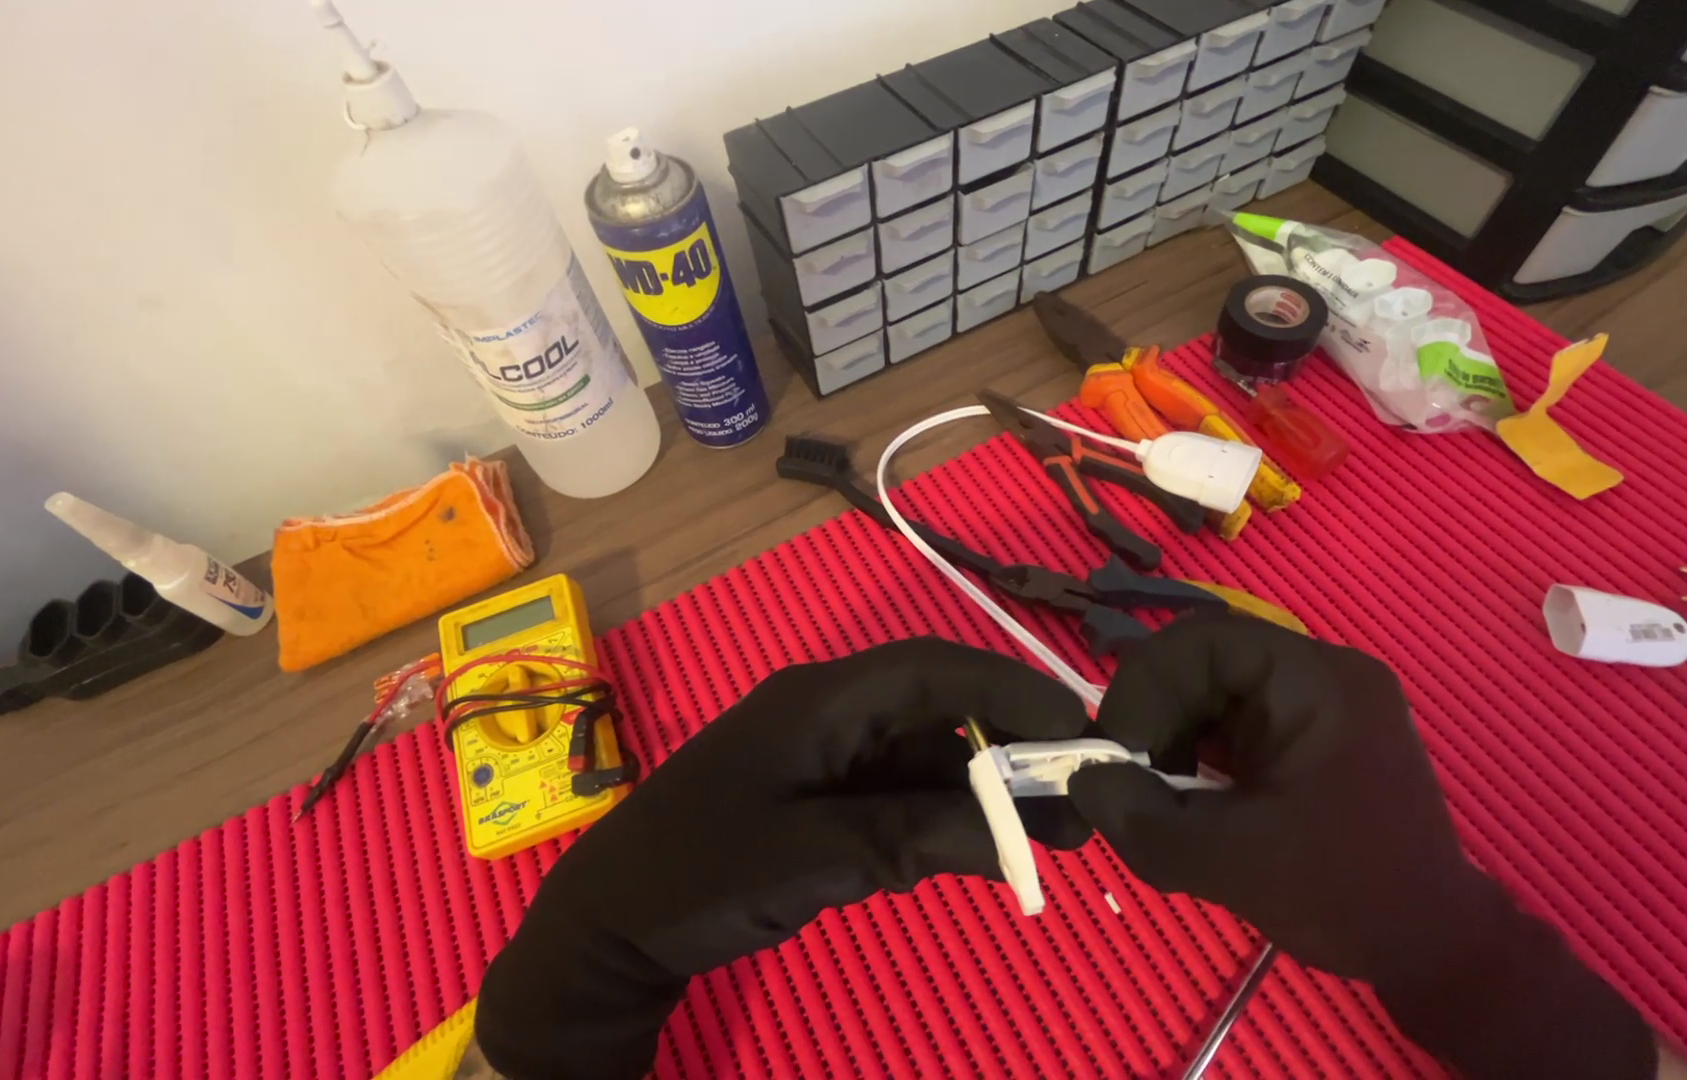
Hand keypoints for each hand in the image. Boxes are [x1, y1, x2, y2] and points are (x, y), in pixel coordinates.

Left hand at [476, 638, 1089, 1079]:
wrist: (606, 924)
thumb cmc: (697, 874)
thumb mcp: (814, 858)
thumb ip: (916, 838)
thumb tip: (1019, 835)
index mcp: (820, 699)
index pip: (930, 670)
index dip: (1008, 689)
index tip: (1077, 728)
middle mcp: (830, 712)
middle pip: (936, 710)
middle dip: (1009, 746)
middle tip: (1079, 792)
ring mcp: (826, 754)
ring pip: (924, 755)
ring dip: (985, 788)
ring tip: (1057, 831)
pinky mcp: (823, 796)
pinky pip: (900, 792)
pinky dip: (946, 815)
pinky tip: (990, 845)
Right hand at [1066, 609, 1477, 983]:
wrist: (1433, 949)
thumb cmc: (1346, 896)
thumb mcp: (1231, 862)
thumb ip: (1142, 817)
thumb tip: (1080, 778)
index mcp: (1315, 682)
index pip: (1201, 640)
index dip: (1146, 685)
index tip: (1122, 750)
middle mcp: (1316, 672)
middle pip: (1199, 658)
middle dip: (1152, 711)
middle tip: (1129, 768)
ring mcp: (1311, 699)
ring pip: (1205, 685)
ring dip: (1166, 729)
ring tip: (1156, 786)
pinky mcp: (1300, 729)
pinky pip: (1225, 714)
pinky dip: (1190, 745)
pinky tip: (1185, 789)